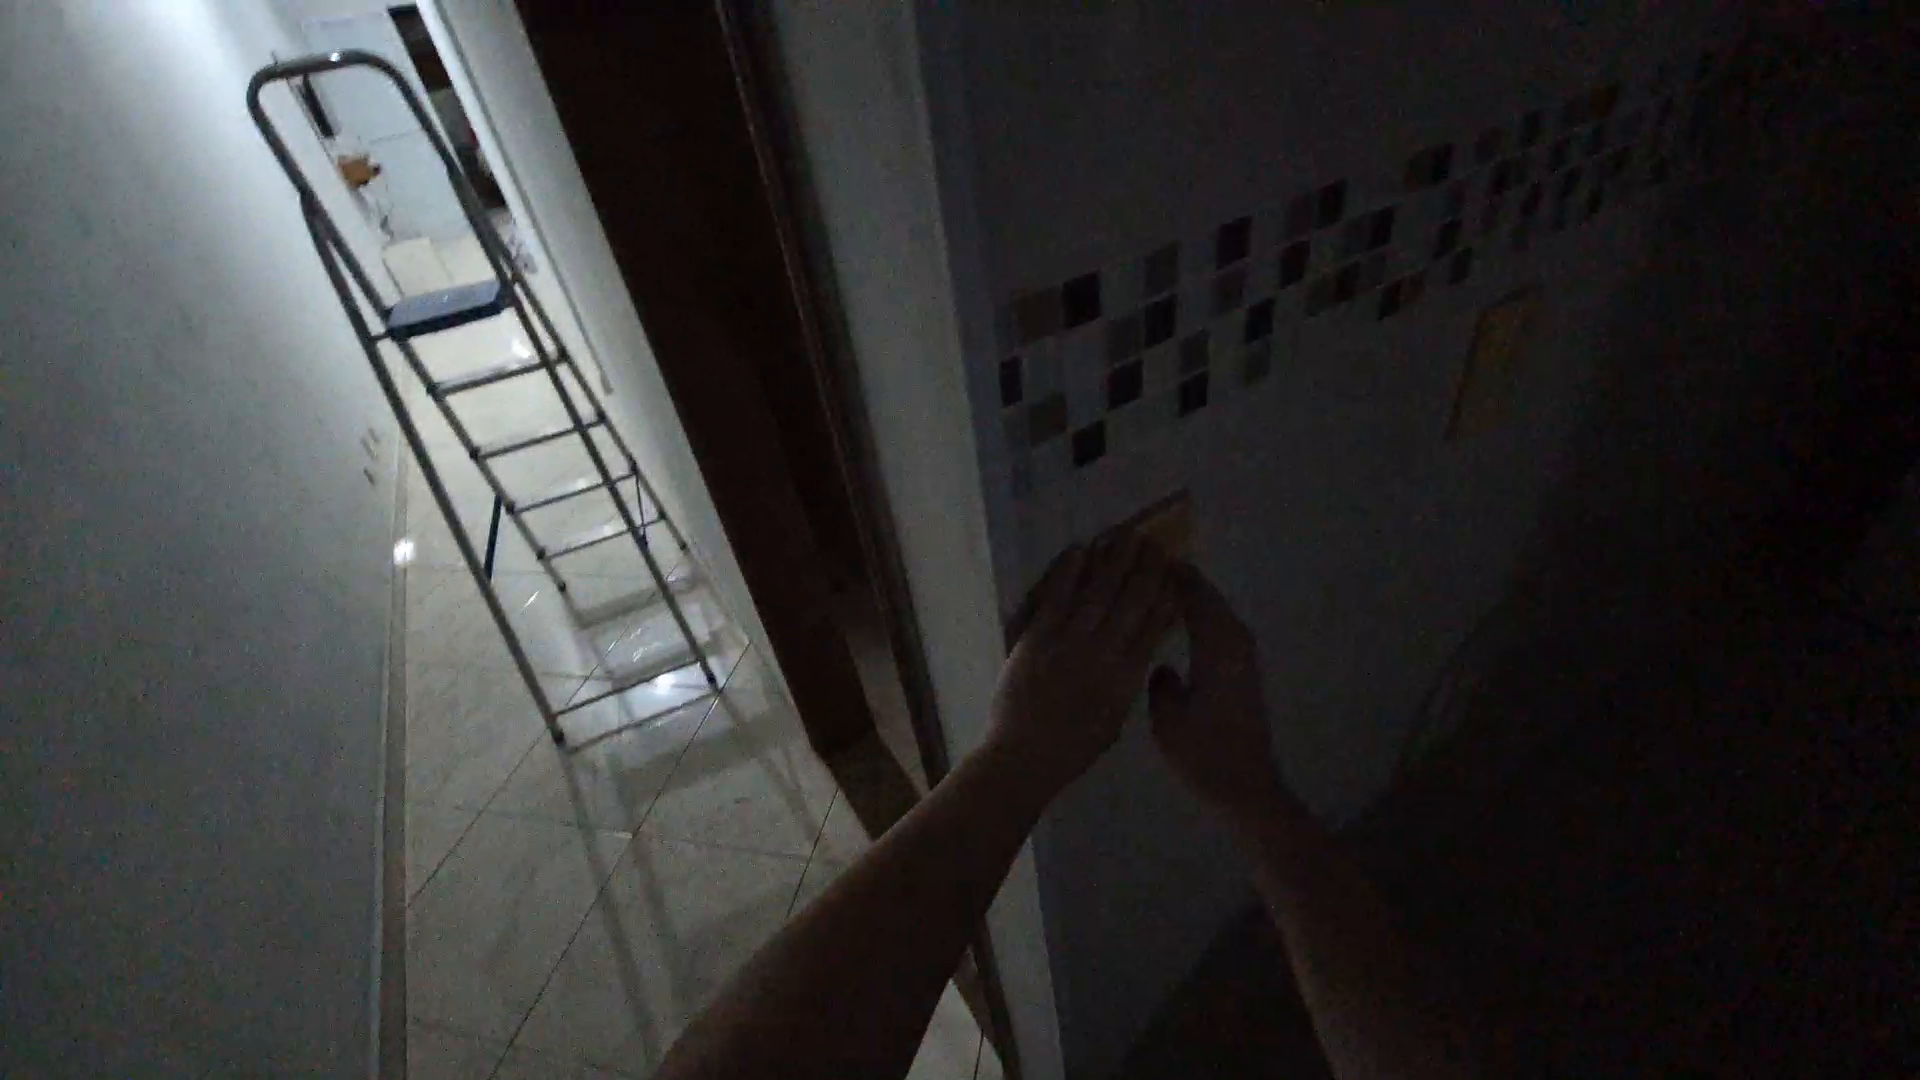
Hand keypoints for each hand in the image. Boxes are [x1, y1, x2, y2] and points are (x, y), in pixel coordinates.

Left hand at [987, 537, 1178, 793]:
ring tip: (1125, 534)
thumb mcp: (1113, 719)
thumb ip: (1126, 683)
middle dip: (1145, 568)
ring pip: (1098, 592)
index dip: (1165, 596)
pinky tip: (1080, 550)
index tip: (1173, 573)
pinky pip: (1057, 596)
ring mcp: (1070, 643)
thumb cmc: (1071, 747)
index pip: (1153, 627)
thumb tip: (1138, 653)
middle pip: (1132, 601)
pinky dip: (1069, 571)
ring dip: (1113, 560)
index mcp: (1126, 677)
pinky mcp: (1038, 637)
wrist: (1026, 756)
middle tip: (1153, 542)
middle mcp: (1104, 653)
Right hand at [1148, 564, 1305, 835]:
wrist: (1246, 787)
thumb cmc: (1203, 753)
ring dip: (1196, 597)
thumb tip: (1161, 665)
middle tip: (1153, 564)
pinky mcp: (1244, 673)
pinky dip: (1204, 617)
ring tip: (1164, 586)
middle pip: (1211, 600)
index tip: (1150, 558)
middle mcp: (1235, 646)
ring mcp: (1244, 659)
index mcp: (1217, 649)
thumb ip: (1159, 681)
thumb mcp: (1166, 716)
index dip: (1174, 576)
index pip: (1195, 598)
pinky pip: (1222, 629)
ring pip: (1219, 613)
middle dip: (1186, 580)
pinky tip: (1184, 622)